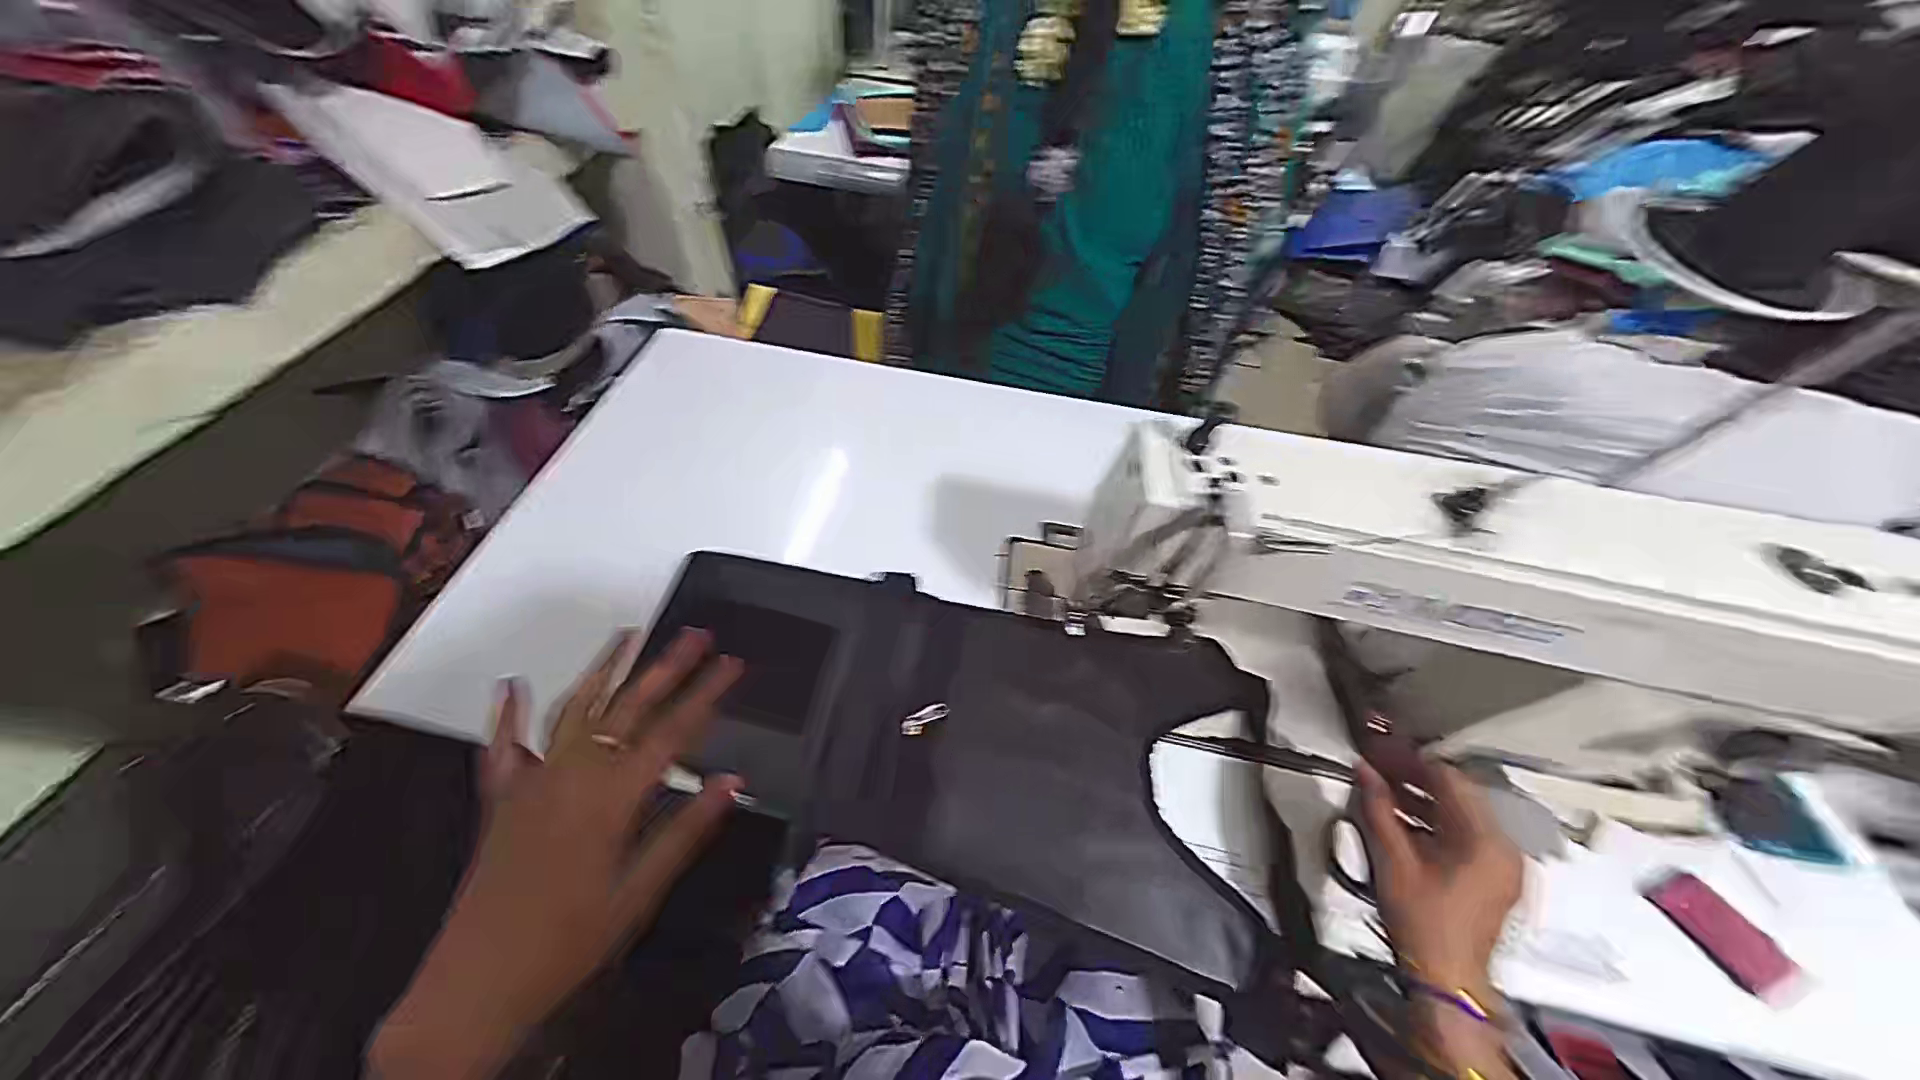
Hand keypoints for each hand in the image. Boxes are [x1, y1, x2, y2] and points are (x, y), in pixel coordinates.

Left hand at [370, 629, 743, 1079]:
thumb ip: (685, 831)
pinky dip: (508, 715)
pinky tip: (511, 685)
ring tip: (628, 636)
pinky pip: (503, 748)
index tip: (733, 663)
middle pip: (627, 708)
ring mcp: (532, 782)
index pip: (672, 731)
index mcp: (612, 798)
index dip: (707, 693)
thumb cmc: (568, 943)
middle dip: (666, 666)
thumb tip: (733, 782)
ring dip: (603, 670)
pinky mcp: (501, 799)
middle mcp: (572, 776)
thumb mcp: (640, 893)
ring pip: (572, 711)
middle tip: (696, 634)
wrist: (472, 988)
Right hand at [1356, 759, 1522, 1079]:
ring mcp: (1505, 864)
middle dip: (1416, 776)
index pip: (1449, 779)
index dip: (1410, 760)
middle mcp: (1505, 848)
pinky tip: (1405, 817)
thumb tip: (1365, 771)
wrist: (1446, 974)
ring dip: (1424, 797)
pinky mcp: (1496, 875)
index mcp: (1486, 841)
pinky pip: (1467, 831)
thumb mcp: (1392, 857)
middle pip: (1459, 793)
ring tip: (1387, 789)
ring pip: (1463, 811)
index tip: (1383, 750)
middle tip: (1380, 766)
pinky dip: (1437, 819)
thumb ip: (1377, 806)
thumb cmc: (1422, 921)